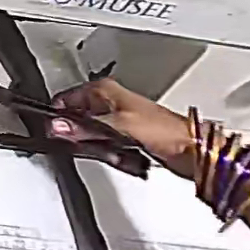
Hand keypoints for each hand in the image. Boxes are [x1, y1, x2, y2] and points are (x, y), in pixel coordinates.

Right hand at [49, 78, 196, 178]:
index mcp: (104, 90)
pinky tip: (124, 159)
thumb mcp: (117, 126)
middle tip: (92, 145)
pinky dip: (112, 157)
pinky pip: (106, 150)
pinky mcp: (124, 139)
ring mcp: (116, 122)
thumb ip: (85, 126)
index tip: (56, 130)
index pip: (67, 99)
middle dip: (83, 137)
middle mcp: (109, 103)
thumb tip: (58, 126)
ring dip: (100, 149)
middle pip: (78, 120)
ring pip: (92, 138)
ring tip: (116, 153)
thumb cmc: (165, 130)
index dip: (59, 115)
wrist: (194, 151)